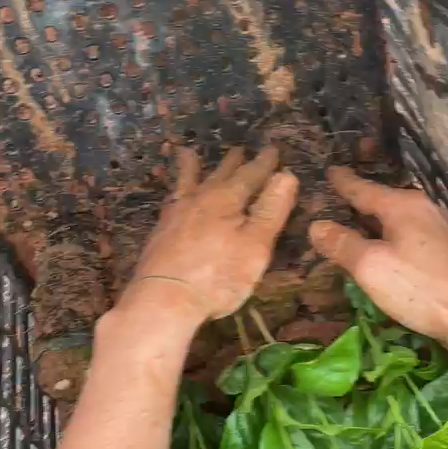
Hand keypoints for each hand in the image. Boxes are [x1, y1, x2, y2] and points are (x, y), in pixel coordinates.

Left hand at [124, 145, 298, 328]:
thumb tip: (287, 175)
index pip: (250, 175)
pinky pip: (171, 202)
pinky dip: (175, 193)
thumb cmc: (218, 276)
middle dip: (233, 163)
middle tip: (239, 149)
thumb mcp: (255, 246)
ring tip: (188, 154)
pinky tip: (173, 199)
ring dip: (192, 169)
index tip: (273, 150)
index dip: (264, 164)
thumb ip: (271, 211)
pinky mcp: (160, 233)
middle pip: (219, 176)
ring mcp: (176, 215)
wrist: (164, 299)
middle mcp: (199, 200)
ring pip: (187, 184)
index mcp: (226, 200)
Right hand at [310, 167, 447, 346]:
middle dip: (361, 201)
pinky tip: (386, 248)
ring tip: (356, 223)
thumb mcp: (370, 266)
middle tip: (337, 199)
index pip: (364, 189)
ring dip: (377, 221)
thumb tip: (316, 226)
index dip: (344, 182)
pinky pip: (410, 234)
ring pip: (399, 219)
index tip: (330, 171)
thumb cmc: (418, 288)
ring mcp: (440, 230)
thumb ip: (342, 244)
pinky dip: (392, 236)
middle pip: (384, 201)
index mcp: (403, 206)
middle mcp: (424, 210)